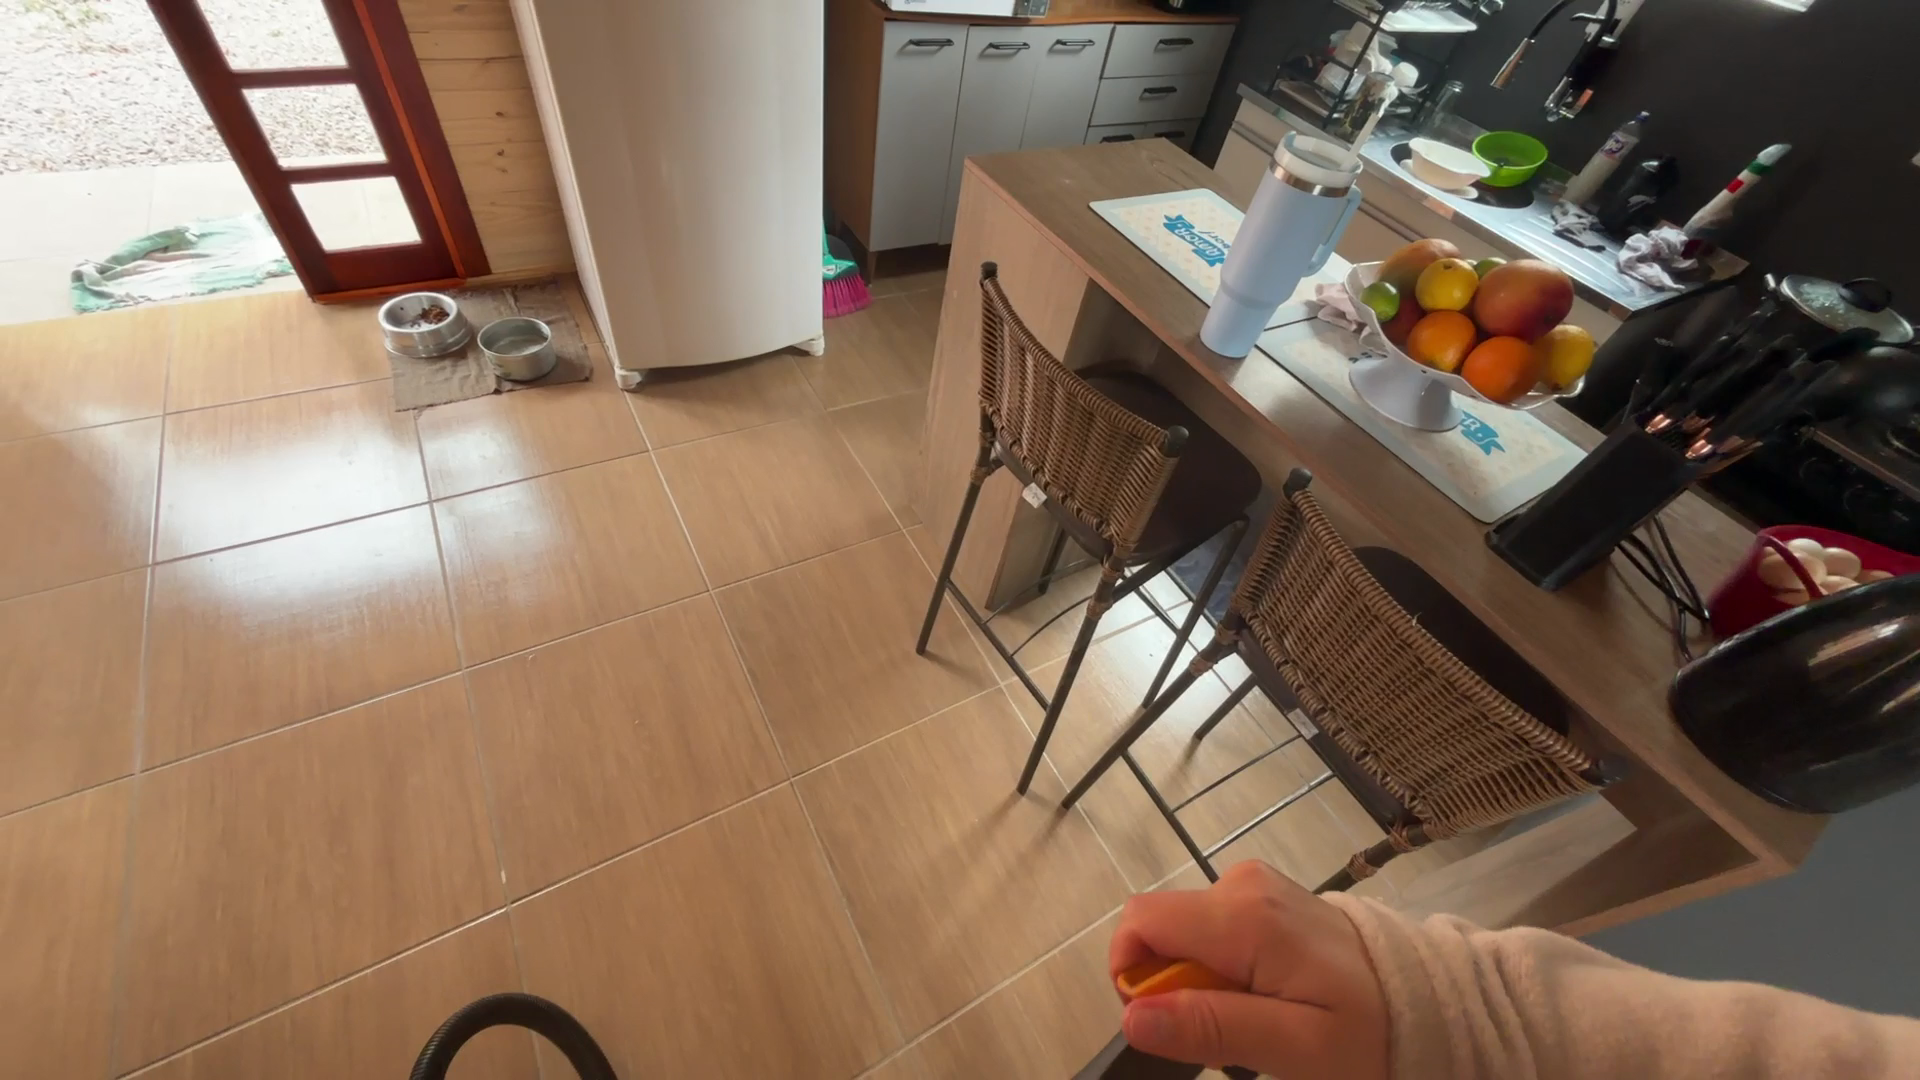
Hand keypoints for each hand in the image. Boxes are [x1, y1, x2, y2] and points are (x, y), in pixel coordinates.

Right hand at [1109, 860, 1389, 1079]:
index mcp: (1242, 915)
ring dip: (1201, 979)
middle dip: (1175, 984)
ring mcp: (1252, 883)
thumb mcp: (1297, 1050)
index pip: (1142, 921)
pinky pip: (1213, 926)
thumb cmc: (1373, 1034)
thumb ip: (1212, 1026)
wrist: (1436, 1001)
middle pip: (1162, 927)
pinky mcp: (1262, 892)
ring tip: (1258, 1019)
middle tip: (1229, 1035)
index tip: (1163, 1022)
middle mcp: (1239, 883)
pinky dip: (1223, 964)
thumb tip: (1132, 1015)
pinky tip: (1267, 993)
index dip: (1132, 970)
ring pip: (1187, 932)